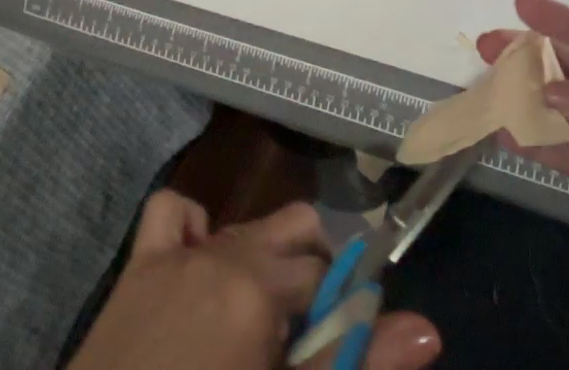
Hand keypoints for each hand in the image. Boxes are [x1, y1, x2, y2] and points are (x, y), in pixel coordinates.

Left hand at [70, 190, 440, 369]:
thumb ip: (356, 359)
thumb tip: (429, 328)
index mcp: (261, 287)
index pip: (332, 275)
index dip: (343, 309)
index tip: (334, 343)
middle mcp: (223, 254)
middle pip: (298, 230)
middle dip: (314, 270)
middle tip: (303, 332)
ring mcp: (177, 255)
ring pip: (248, 226)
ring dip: (267, 258)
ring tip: (263, 315)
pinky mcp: (139, 267)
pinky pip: (174, 214)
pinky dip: (197, 229)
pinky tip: (204, 265)